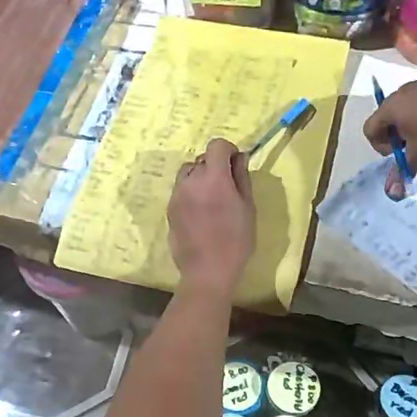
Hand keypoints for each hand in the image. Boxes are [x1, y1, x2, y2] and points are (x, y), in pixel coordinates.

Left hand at [169, 138, 254, 297]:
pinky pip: (181, 190)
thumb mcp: (247, 207)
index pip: (216, 145)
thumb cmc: (236, 240)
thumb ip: (242, 177)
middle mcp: (190, 181)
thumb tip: (239, 157)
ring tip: (212, 200)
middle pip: (201, 159)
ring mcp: (176, 195)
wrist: (207, 271)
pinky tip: (201, 214)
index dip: (228, 150)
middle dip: (215, 166)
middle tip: (227, 187)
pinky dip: (191, 192)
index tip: (236, 165)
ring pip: (188, 173)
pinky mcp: (169, 209)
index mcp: (213, 178)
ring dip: (200, 178)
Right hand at [362, 76, 416, 198]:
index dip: (379, 146)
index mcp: (390, 107)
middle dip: (395, 134)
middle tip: (413, 145)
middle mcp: (402, 92)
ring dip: (411, 123)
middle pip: (387, 117)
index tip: (398, 153)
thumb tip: (392, 195)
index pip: (369, 128)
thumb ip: (403, 171)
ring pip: (406, 107)